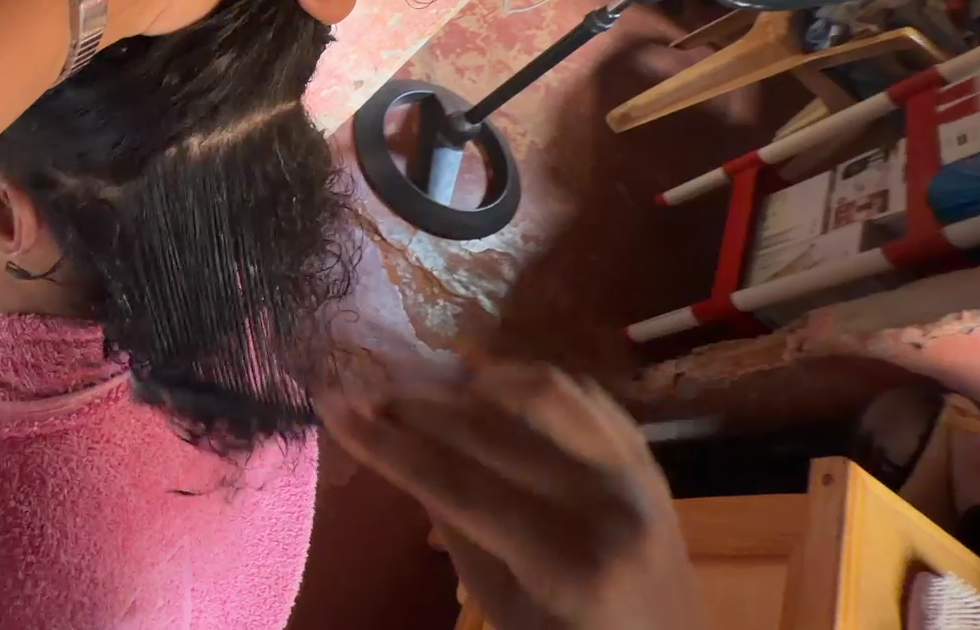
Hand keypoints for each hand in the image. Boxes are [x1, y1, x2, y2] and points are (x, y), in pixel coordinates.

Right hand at [319, 363, 706, 629]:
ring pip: (539, 389)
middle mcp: (610, 507)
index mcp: (570, 564)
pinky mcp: (648, 455)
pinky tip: (489, 393)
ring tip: (432, 395)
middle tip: (362, 392)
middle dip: (412, 406)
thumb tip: (385, 437)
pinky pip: (580, 392)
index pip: (452, 482)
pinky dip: (526, 382)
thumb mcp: (495, 597)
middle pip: (486, 430)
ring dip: (472, 384)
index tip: (330, 404)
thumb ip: (444, 513)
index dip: (384, 441)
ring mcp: (637, 473)